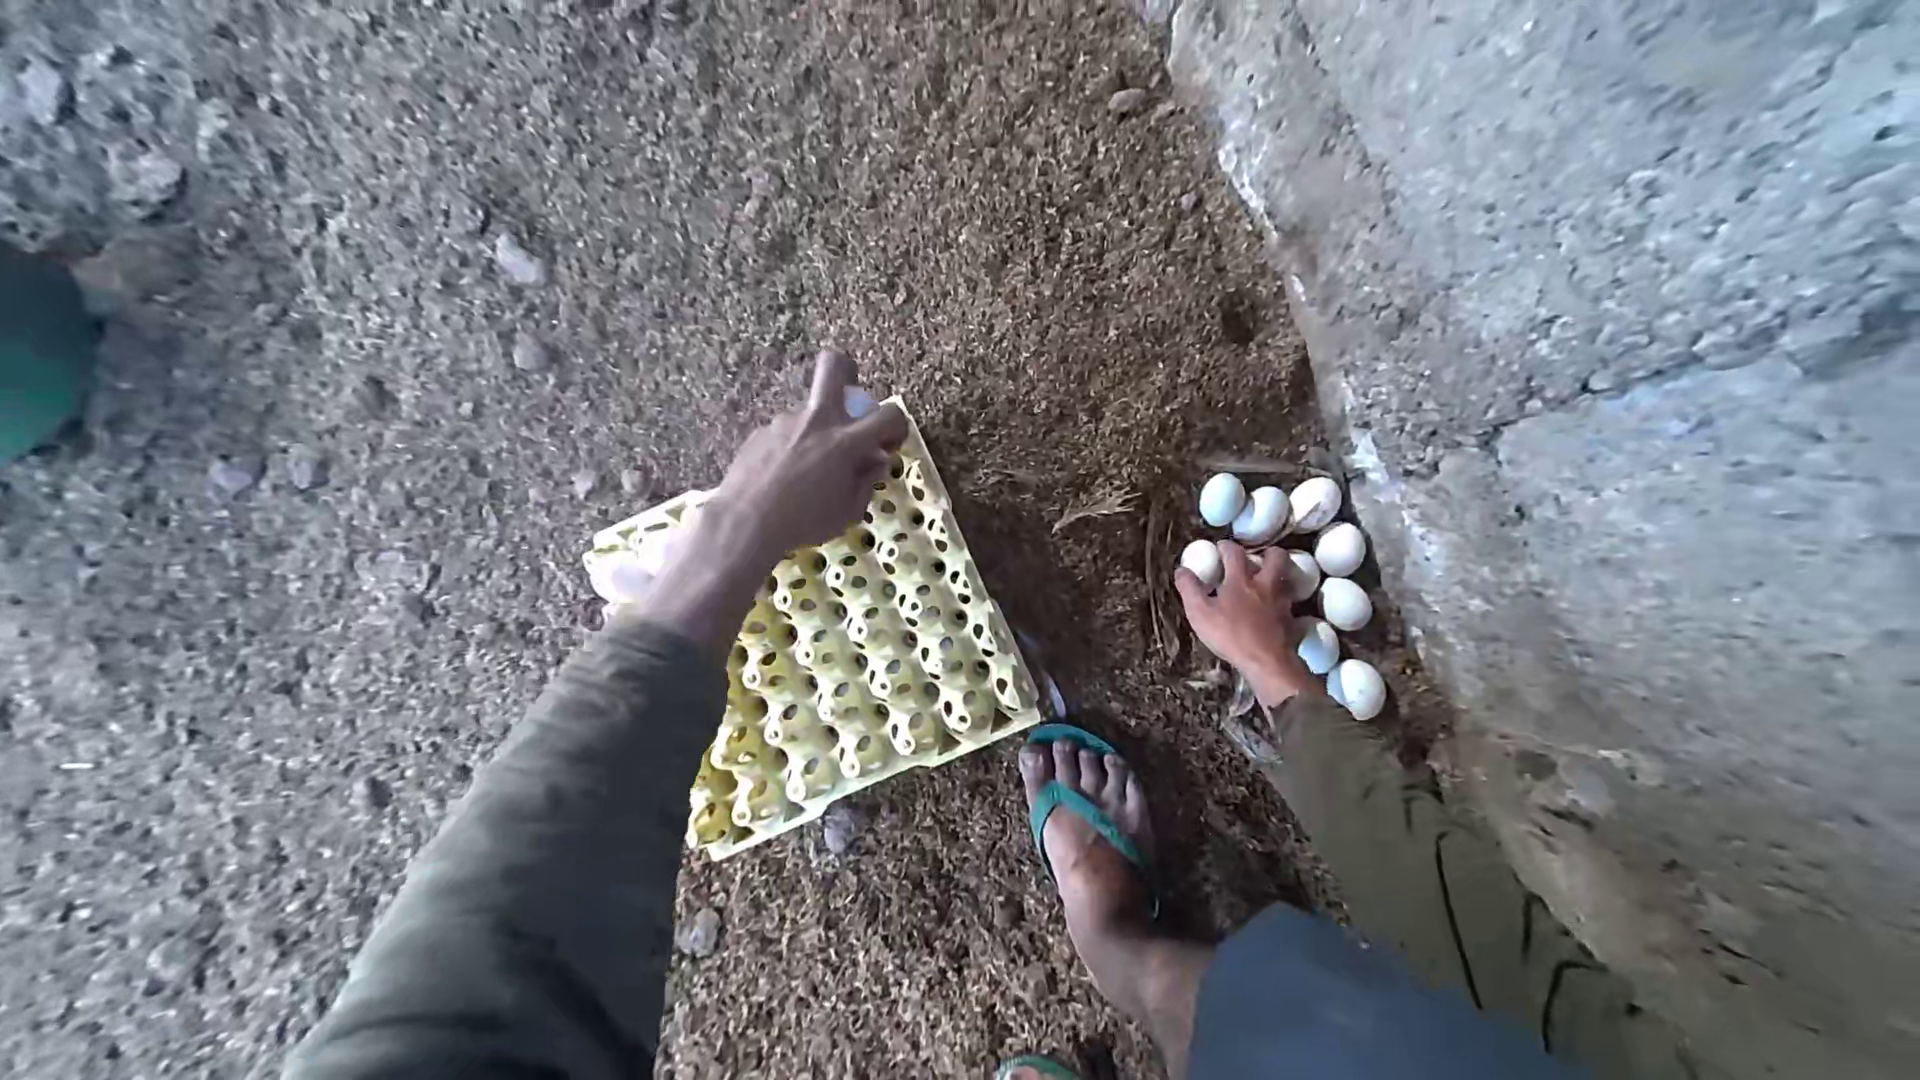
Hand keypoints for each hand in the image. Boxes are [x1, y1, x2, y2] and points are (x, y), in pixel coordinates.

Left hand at [707, 349, 908, 565]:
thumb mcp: (849, 510)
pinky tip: (783, 476)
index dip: (897, 426)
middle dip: (848, 372)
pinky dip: (793, 447)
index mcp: (846, 441)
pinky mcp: (761, 432)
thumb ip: (867, 480)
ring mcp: (785, 422)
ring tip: (808, 469)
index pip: (888, 414)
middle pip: (834, 366)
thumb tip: (875, 459)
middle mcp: (817, 420)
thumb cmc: (805, 522)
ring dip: (818, 430)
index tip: (889, 444)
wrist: (745, 522)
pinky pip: (787, 432)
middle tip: (850, 404)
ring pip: (810, 411)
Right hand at [1174, 541, 1319, 706]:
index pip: (1235, 553)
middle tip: (1258, 556)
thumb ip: (1189, 589)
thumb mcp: (1199, 612)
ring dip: (1277, 575)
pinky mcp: (1291, 619)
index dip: (1226, 546)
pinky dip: (1281, 599)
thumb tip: (1181, 569)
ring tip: (1266, 581)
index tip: (1220, 546)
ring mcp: (1282, 602)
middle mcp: (1266, 585)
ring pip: (1285, 579)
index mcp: (1241, 580)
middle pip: (1275, 557)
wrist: (1267, 661)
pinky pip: (1289, 602)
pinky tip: (1273, 608)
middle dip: (1268, 552)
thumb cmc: (1230, 635)